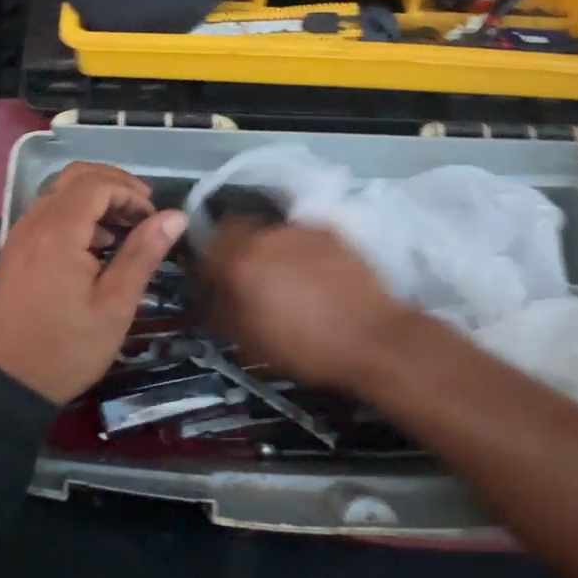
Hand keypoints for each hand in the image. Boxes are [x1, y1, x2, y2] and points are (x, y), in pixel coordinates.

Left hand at [0, 162, 186, 403]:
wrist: (7, 384)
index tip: (153, 217)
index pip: (97, 184)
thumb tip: (175, 217)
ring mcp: (19, 235)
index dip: (130, 192)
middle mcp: (33, 222)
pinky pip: (46, 213)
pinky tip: (94, 245)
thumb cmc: (67, 348)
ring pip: (59, 192)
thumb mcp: (115, 305)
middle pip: (75, 177)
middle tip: (143, 209)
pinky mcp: (14, 251)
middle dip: (113, 184)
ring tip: (124, 228)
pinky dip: (74, 213)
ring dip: (93, 197)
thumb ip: (142, 254)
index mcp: (58, 232)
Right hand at [205, 221, 415, 391]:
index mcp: (239, 262)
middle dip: (233, 246)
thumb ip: (221, 312)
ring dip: (266, 246)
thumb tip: (209, 297)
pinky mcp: (329, 231)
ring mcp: (299, 229)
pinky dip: (296, 248)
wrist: (373, 338)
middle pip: (235, 228)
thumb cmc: (306, 348)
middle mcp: (264, 236)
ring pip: (268, 230)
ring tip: (282, 275)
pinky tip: (311, 273)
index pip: (206, 249)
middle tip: (244, 275)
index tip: (211, 282)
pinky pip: (299, 235)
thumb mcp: (251, 342)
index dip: (205, 265)